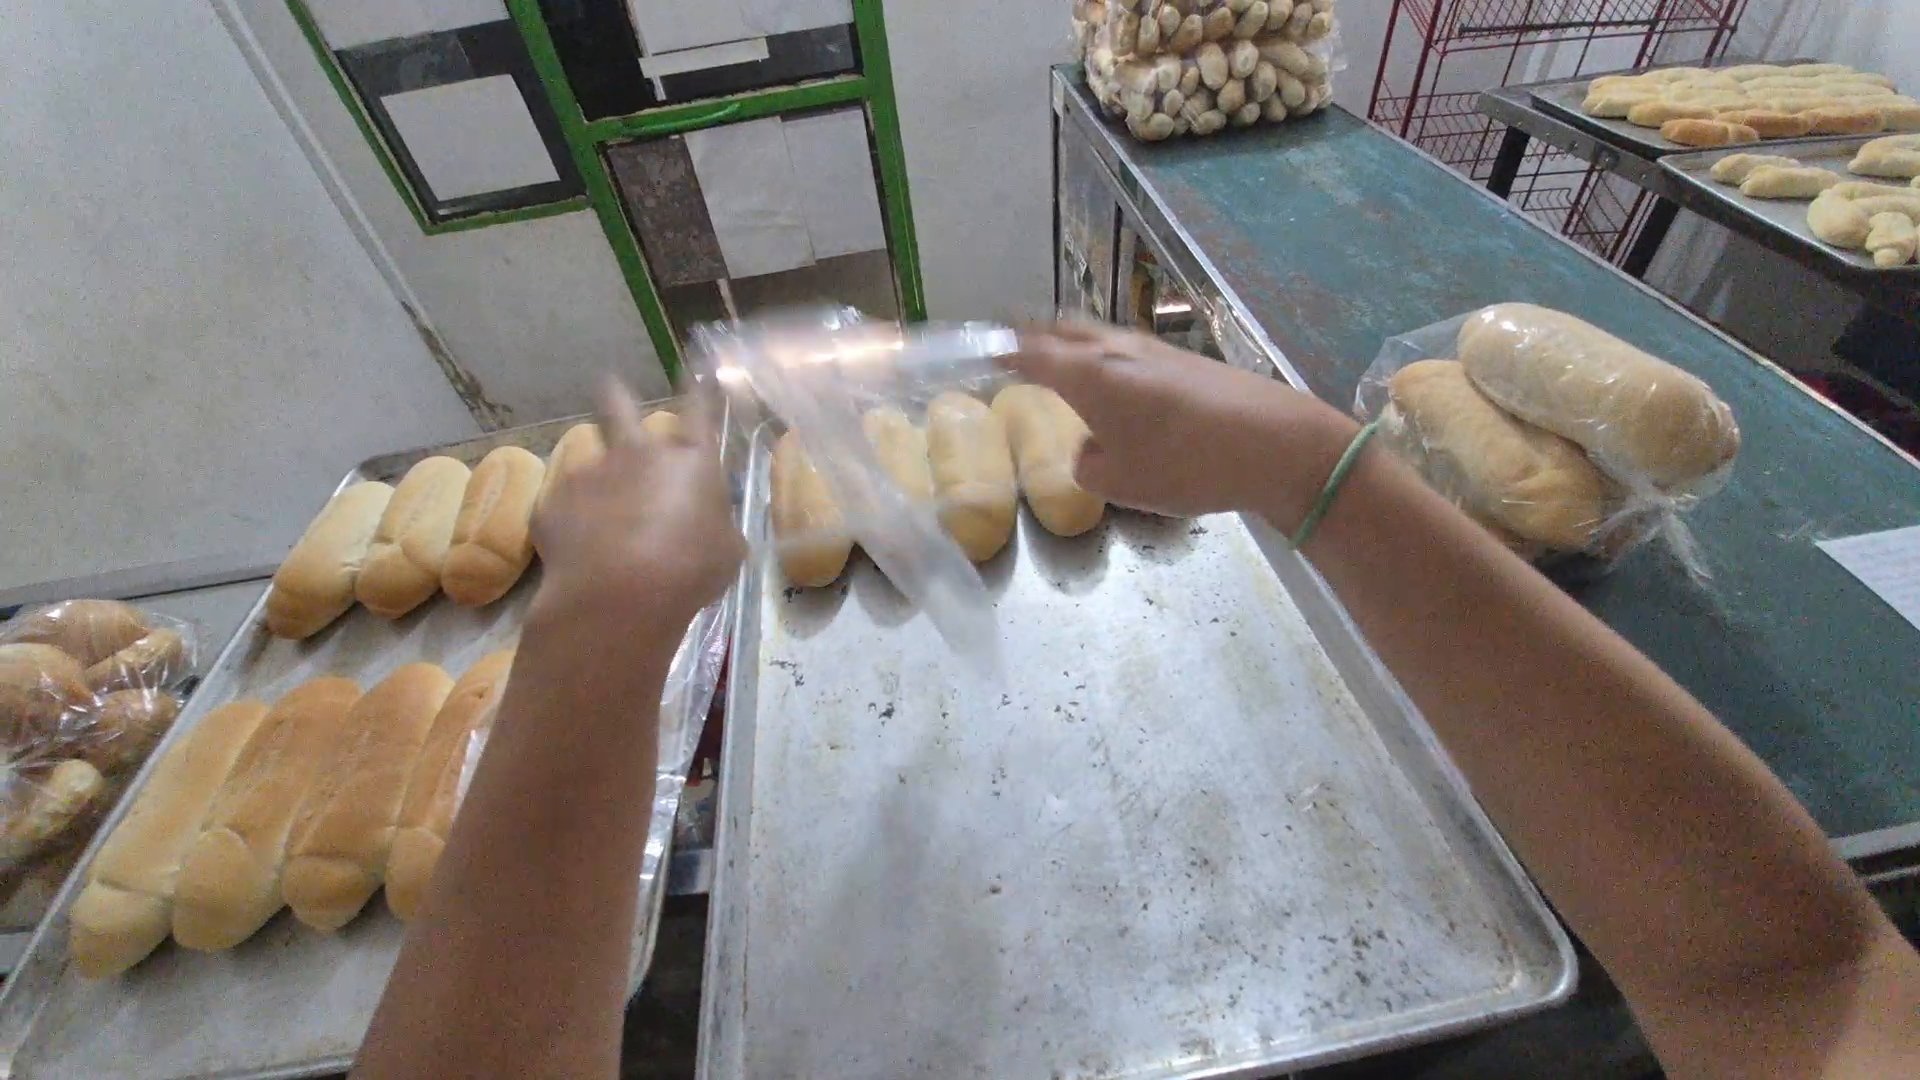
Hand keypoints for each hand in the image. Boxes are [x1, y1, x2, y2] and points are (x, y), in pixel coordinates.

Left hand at [530, 377, 744, 632]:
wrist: (620, 594)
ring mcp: (592, 472)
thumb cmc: (691, 569)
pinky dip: (574, 511)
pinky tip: (580, 537)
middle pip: (620, 404)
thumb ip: (717, 524)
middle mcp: (640, 453)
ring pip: (587, 449)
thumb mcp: (727, 549)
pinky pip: (565, 498)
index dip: (696, 386)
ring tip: (598, 488)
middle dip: (616, 392)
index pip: (697, 409)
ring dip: (595, 461)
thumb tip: (712, 523)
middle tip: (611, 386)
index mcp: (692, 461)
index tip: (692, 369)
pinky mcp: (555, 500)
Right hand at [1007, 322, 1356, 528]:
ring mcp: (1155, 350)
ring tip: (1059, 354)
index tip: (986, 351)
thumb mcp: (1117, 482)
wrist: (1275, 444)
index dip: (1005, 352)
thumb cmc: (1184, 464)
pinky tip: (1113, 378)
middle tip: (1015, 341)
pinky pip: (1127, 349)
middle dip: (1036, 333)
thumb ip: (1087, 463)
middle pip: (1065, 329)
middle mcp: (1117, 350)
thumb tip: (1090, 448)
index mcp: (1089, 375)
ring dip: (1073, 340)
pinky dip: (1104, 355)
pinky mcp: (1185, 361)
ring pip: (1099, 334)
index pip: (1033, 353)